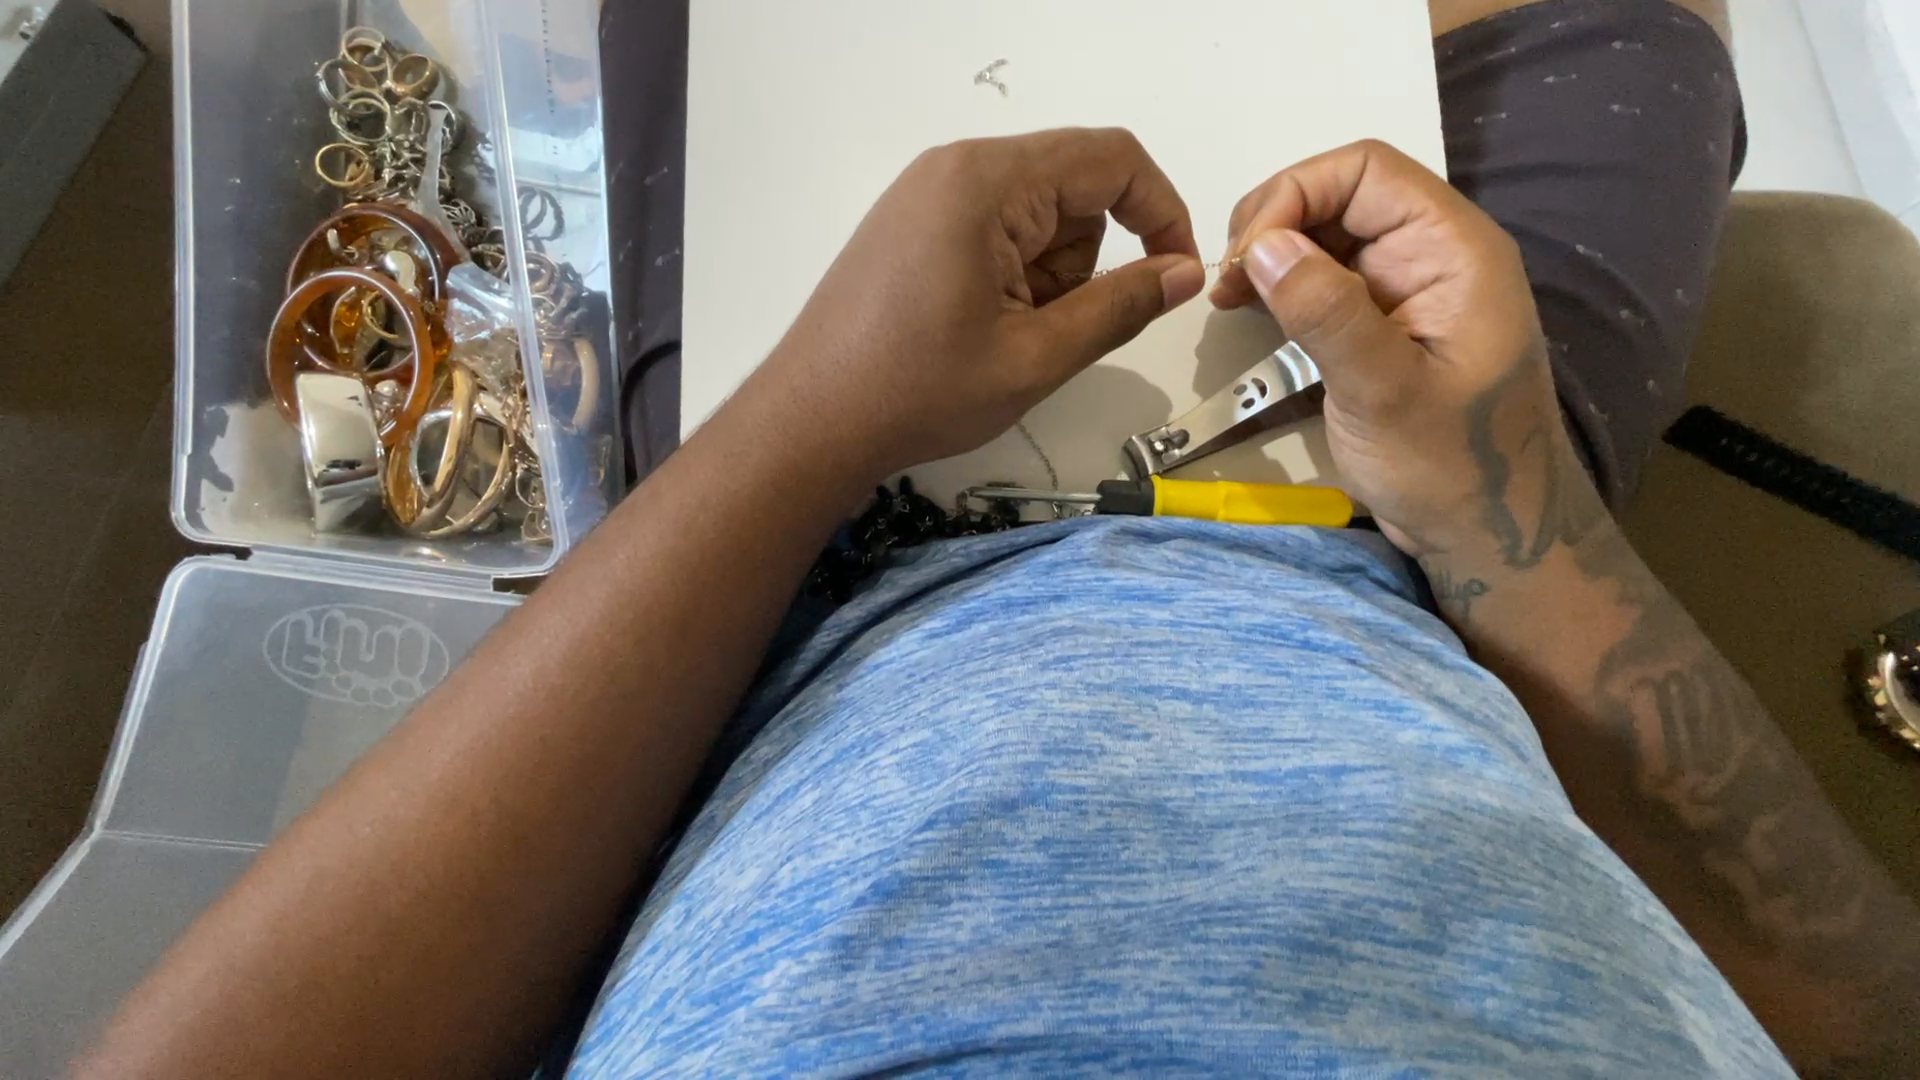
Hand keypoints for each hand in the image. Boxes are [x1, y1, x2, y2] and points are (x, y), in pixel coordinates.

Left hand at [741, 128, 1205, 483]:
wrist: (813, 421)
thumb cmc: (921, 393)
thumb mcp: (1035, 358)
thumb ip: (1120, 307)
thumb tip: (1184, 273)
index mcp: (988, 182)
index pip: (1111, 160)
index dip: (1161, 212)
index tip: (1174, 276)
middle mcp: (954, 169)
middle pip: (1070, 190)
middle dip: (1081, 262)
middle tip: (1042, 333)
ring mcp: (924, 196)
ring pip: (1033, 218)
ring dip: (1042, 278)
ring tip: (999, 339)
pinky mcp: (908, 228)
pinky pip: (990, 232)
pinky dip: (1007, 279)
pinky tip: (972, 329)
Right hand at [1210, 140, 1604, 569]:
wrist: (1481, 528)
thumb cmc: (1447, 464)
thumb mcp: (1382, 390)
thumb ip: (1326, 312)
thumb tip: (1262, 245)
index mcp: (1450, 251)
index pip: (1365, 171)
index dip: (1293, 194)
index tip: (1243, 256)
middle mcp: (1428, 257)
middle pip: (1341, 196)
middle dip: (1274, 224)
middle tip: (1228, 282)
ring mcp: (1403, 293)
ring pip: (1327, 238)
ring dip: (1271, 257)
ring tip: (1228, 297)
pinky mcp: (1379, 328)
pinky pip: (1325, 284)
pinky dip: (1282, 289)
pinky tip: (1251, 312)